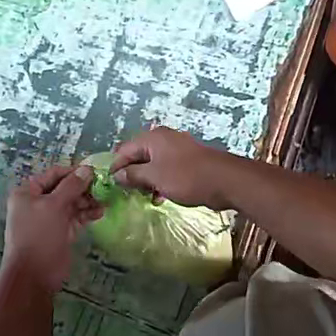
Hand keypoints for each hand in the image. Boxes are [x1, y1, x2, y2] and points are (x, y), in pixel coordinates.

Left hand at [2, 165, 102, 293]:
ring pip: (72, 202)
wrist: (34, 273)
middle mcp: (38, 202)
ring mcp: (50, 218)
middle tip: (104, 187)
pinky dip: (87, 214)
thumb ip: (71, 186)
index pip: (54, 174)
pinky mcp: (61, 231)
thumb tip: (87, 169)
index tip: (96, 171)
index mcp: (28, 192)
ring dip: (88, 200)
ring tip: (105, 200)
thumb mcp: (54, 206)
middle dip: (84, 187)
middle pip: (65, 188)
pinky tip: (100, 212)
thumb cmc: (39, 235)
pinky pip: (76, 217)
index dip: (74, 171)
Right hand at [109, 127, 239, 209]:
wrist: (225, 181)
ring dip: (146, 181)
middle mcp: (164, 140)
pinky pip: (166, 171)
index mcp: (153, 139)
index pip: (124, 150)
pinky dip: (160, 182)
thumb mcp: (155, 176)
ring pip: (152, 165)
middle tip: (127, 193)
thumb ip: (133, 175)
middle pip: (138, 157)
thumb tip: (117, 175)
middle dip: (131, 175)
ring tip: (144, 197)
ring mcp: (177, 151)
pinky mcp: (187, 163)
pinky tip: (160, 197)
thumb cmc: (187, 177)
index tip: (110, 185)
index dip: (115, 167)